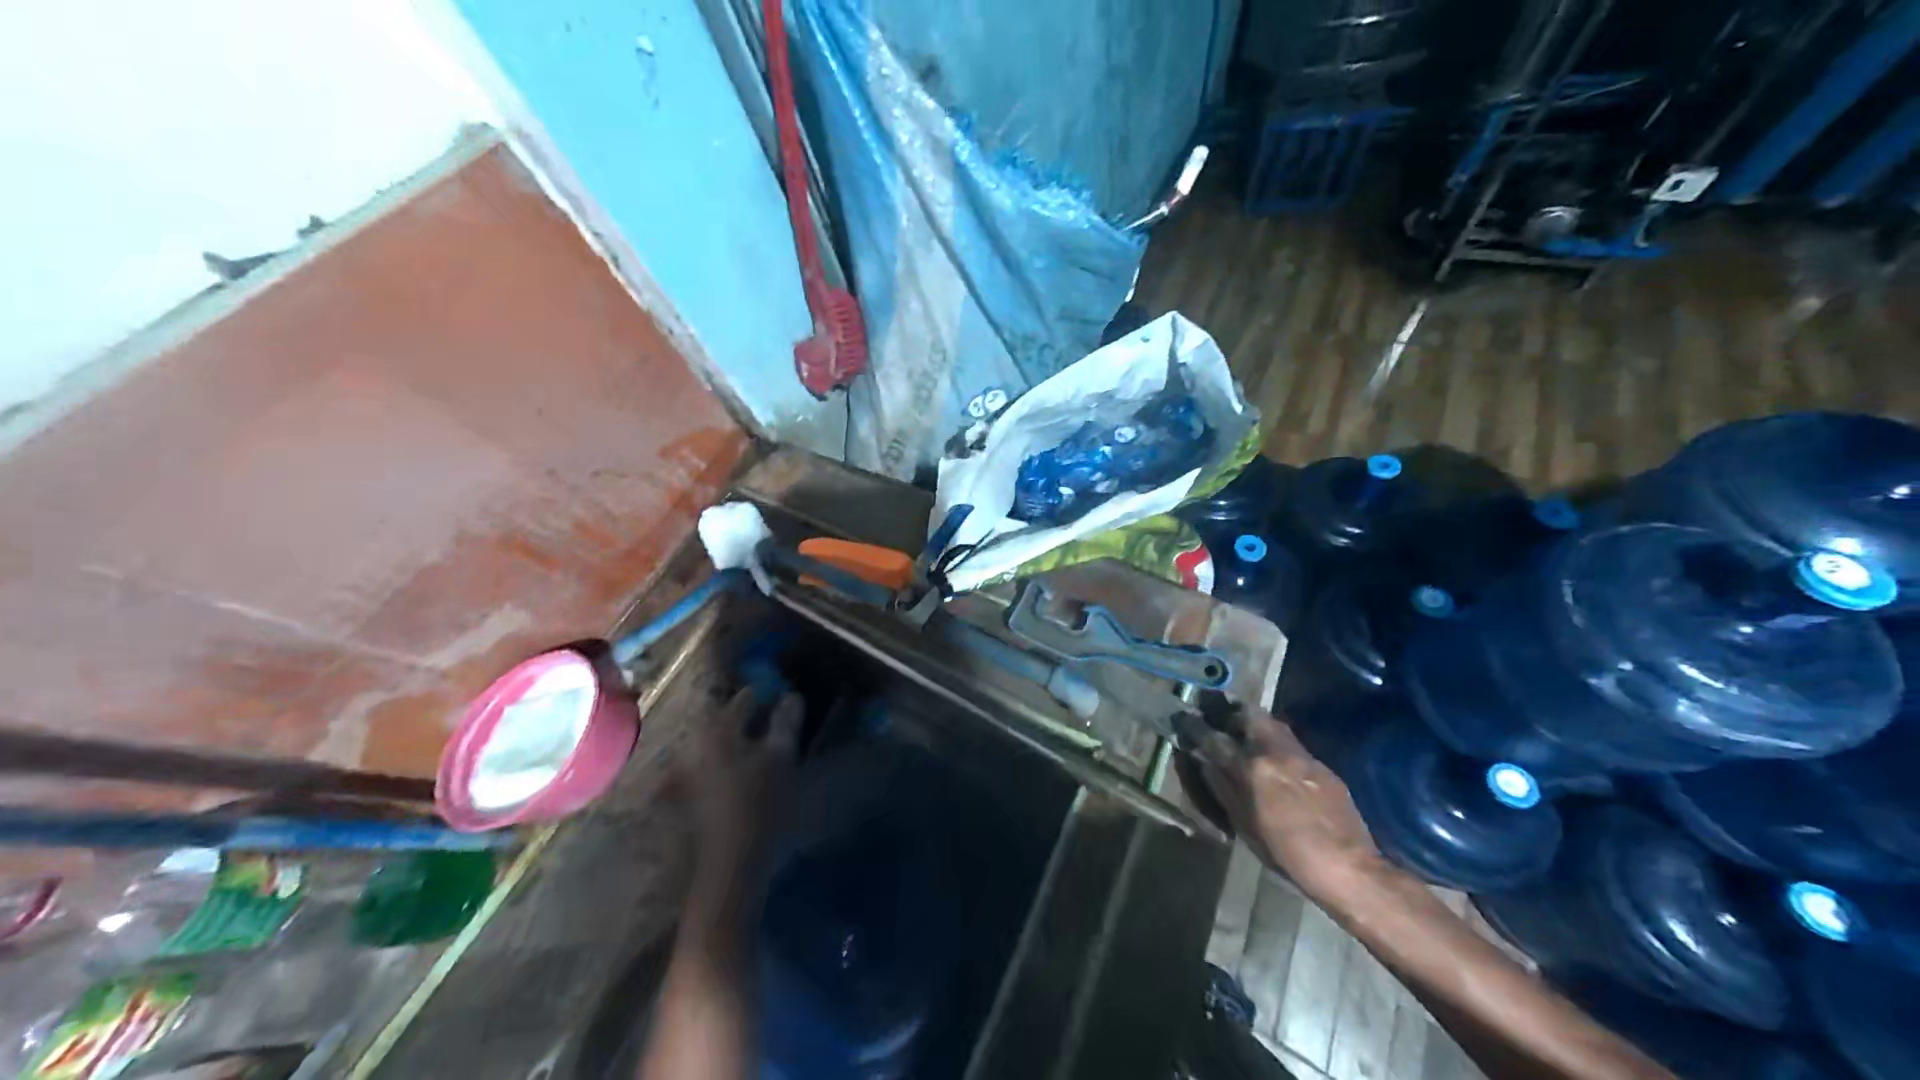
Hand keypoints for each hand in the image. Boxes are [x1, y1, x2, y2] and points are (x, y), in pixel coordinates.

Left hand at [684, 688, 803, 895]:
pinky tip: (742, 770)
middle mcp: (694, 744)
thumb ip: (786, 722)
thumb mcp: (782, 757)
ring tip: (758, 743)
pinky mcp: (686, 795)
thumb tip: (792, 695)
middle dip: (743, 715)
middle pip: (720, 719)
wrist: (730, 863)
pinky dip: (724, 760)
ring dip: (734, 738)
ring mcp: (686, 772)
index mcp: (716, 730)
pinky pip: (706, 764)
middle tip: (768, 715)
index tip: (776, 693)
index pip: (738, 700)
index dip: (758, 694)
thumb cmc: (760, 803)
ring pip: (712, 743)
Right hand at [1193, 706, 1383, 901]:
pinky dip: (1277, 746)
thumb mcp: (1244, 824)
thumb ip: (1223, 787)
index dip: (1196, 727)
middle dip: (1232, 713)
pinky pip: (1293, 746)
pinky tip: (1277, 765)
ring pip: (1274, 726)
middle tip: (1221, 722)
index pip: (1215, 737)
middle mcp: (1277, 752)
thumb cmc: (1287, 853)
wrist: (1348, 867)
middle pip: (1250, 714)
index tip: (1185, 718)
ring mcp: (1304, 757)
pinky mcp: (1323, 767)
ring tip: (1247, 739)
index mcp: (1253, 768)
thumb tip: (1206, 763)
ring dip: (1256, 726)